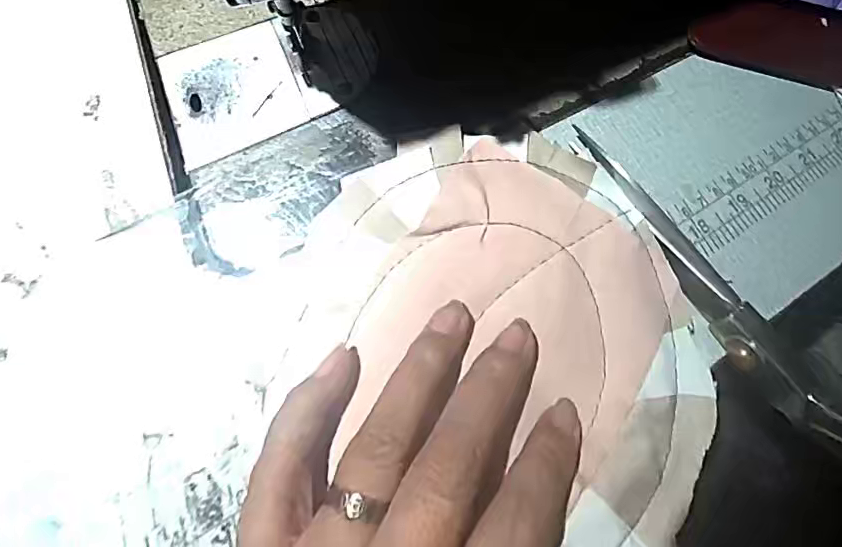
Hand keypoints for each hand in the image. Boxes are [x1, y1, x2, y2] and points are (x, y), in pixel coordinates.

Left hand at [241, 301, 582, 546]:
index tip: (566, 410)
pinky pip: (275, 480)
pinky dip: (305, 415)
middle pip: (445, 473)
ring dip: (417, 376)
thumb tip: (539, 492)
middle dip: (489, 396)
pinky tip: (343, 357)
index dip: (547, 464)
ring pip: (371, 454)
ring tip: (453, 315)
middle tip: (519, 333)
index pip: (514, 526)